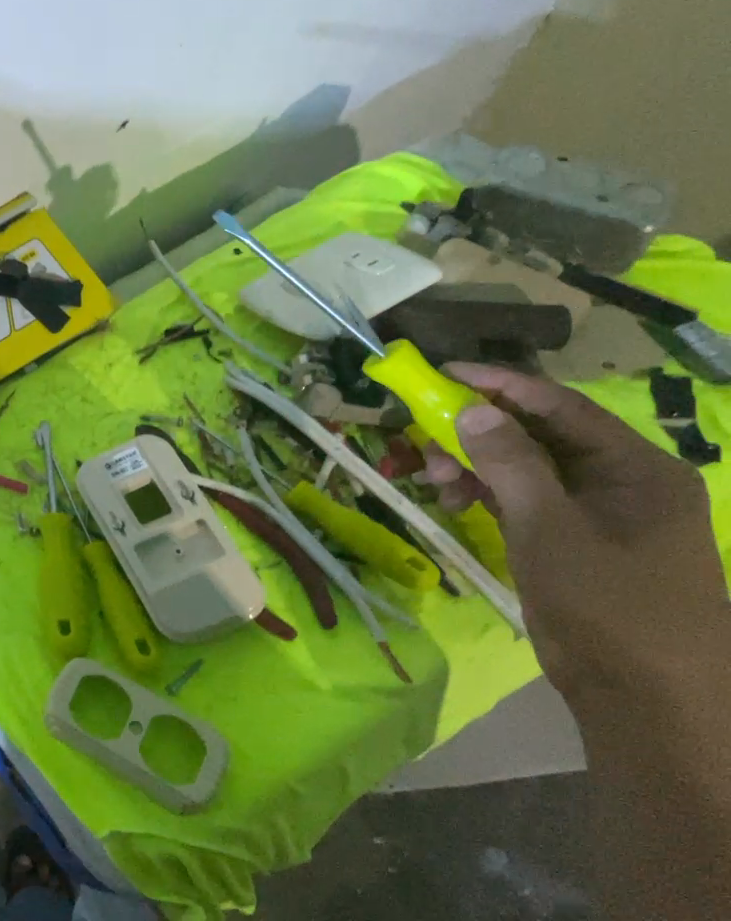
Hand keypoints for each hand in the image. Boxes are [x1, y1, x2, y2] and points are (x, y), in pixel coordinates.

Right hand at [423, 363, 723, 696]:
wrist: (642, 692)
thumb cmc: (610, 603)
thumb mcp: (551, 527)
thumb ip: (510, 463)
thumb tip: (472, 408)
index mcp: (637, 467)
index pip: (560, 406)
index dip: (499, 384)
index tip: (440, 372)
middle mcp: (617, 479)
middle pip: (535, 431)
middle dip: (475, 429)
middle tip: (421, 436)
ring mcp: (591, 509)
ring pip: (519, 463)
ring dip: (471, 462)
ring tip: (433, 479)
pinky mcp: (566, 535)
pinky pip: (517, 494)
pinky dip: (480, 490)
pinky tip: (451, 501)